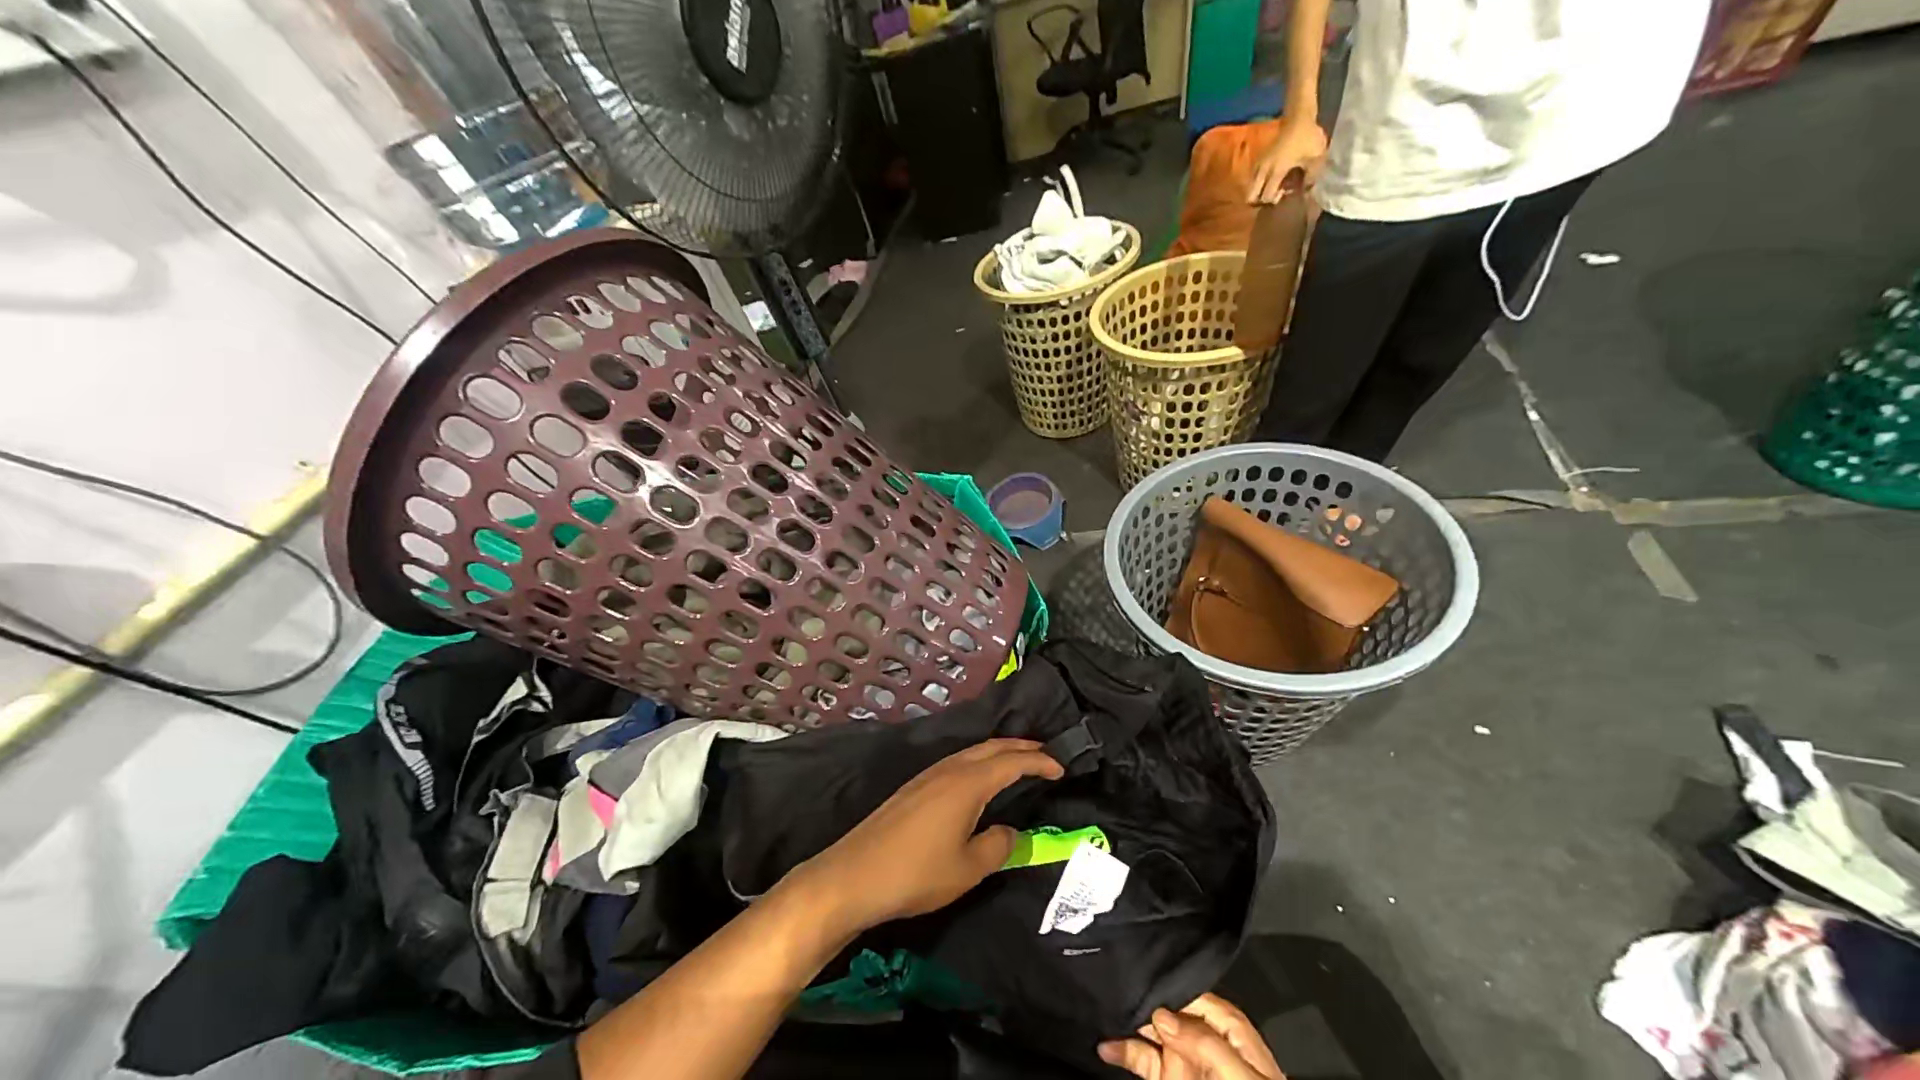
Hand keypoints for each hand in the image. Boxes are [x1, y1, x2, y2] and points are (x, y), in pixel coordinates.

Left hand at [779, 739, 1064, 936]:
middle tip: (1045, 754)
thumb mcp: (968, 868)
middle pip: (990, 747)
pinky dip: (977, 763)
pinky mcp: (912, 789)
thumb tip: (1008, 831)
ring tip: (1016, 762)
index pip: (1011, 762)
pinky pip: (955, 763)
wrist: (853, 875)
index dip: (1039, 762)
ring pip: (970, 753)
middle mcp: (947, 770)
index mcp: (967, 783)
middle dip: (1020, 747)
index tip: (1062, 767)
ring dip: (997, 753)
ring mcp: (926, 777)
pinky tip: (976, 780)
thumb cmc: (916, 873)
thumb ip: (998, 846)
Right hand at [1098, 995, 1285, 1079]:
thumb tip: (1163, 1015)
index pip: (1194, 996)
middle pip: (1168, 1011)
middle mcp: (1205, 1043)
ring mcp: (1186, 1064)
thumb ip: (1205, 1042)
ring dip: (1127, 1024)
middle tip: (1113, 993)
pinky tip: (1106, 1047)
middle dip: (1141, 1001)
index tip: (1142, 983)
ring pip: (1151, 1034)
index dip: (1168, 988)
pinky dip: (1123, 1051)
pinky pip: (1143, 1060)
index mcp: (1231, 1032)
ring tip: (1103, 1013)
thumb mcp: (1241, 1076)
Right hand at [1247, 118, 1327, 204]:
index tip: (1284, 193)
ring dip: (1258, 190)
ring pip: (1249, 187)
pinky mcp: (1258, 158)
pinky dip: (1258, 181)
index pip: (1266, 196)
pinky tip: (1270, 176)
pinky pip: (1252, 177)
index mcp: (1276, 171)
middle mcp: (1263, 170)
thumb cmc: (1307, 137)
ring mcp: (1258, 164)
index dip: (1274, 199)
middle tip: (1273, 195)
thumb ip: (1311, 177)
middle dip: (1260, 200)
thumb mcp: (1316, 158)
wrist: (1298, 116)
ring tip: (1272, 186)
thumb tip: (1305, 191)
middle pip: (1250, 196)